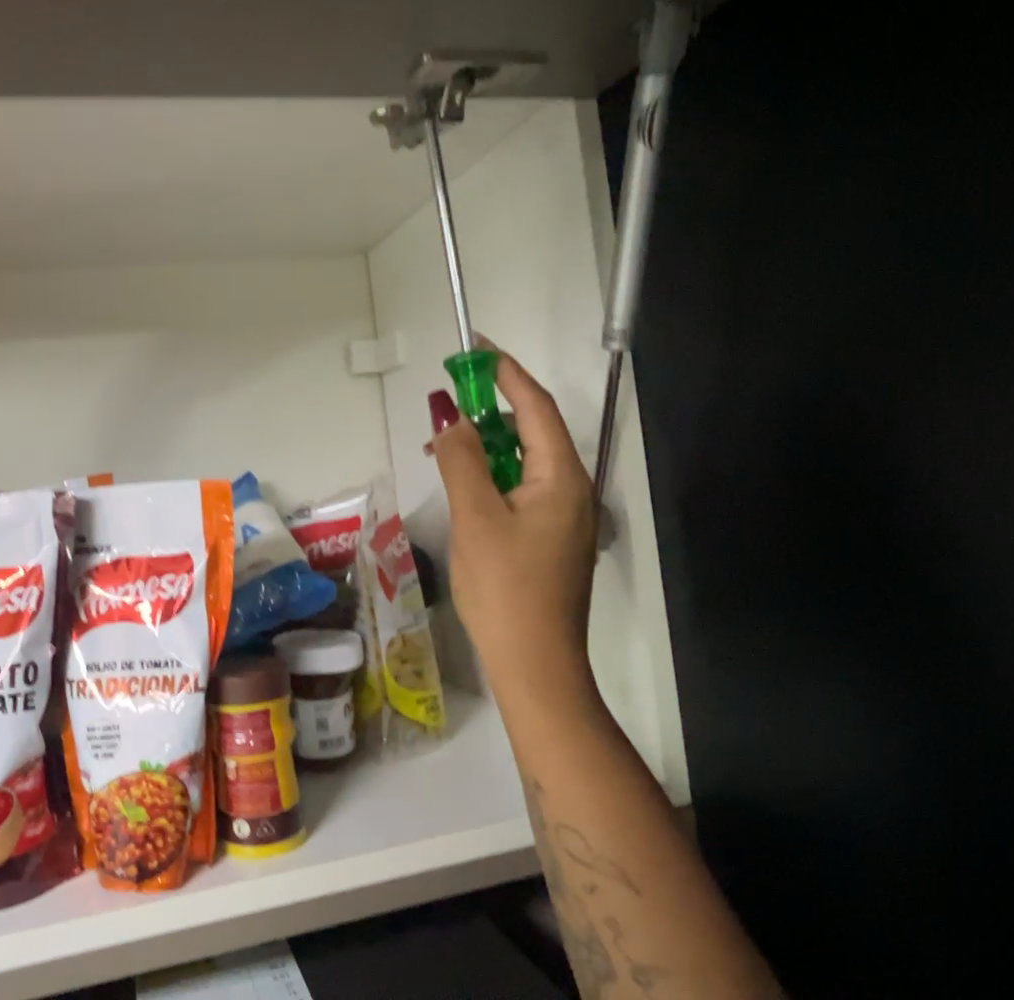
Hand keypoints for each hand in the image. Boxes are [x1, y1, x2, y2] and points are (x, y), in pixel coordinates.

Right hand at [429, 345, 598, 694]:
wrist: (535, 664)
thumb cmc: (505, 588)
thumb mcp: (476, 517)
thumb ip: (461, 460)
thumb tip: (448, 417)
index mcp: (562, 477)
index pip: (535, 406)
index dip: (504, 373)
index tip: (473, 348)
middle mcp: (571, 490)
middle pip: (532, 432)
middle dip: (490, 409)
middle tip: (448, 396)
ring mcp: (563, 519)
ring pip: (524, 464)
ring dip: (485, 447)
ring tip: (442, 444)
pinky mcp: (550, 541)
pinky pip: (521, 491)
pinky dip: (491, 477)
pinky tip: (463, 488)